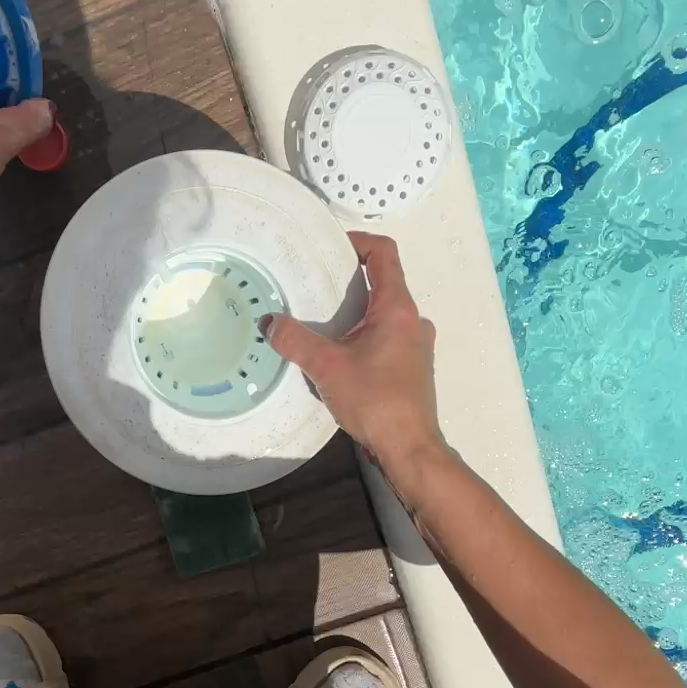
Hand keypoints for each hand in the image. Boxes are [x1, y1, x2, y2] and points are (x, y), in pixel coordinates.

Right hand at [263, 232, 447, 476]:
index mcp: (397, 308)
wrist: (408, 447)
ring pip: (385, 316)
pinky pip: (388, 340)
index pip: (384, 253)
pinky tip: (342, 359)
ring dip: (357, 315)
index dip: (358, 241)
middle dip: (350, 282)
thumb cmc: (374, 399)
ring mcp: (417, 346)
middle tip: (317, 288)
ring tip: (325, 326)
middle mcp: (413, 320)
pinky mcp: (413, 369)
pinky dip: (365, 339)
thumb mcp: (327, 367)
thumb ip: (296, 341)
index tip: (332, 246)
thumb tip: (269, 323)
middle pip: (384, 284)